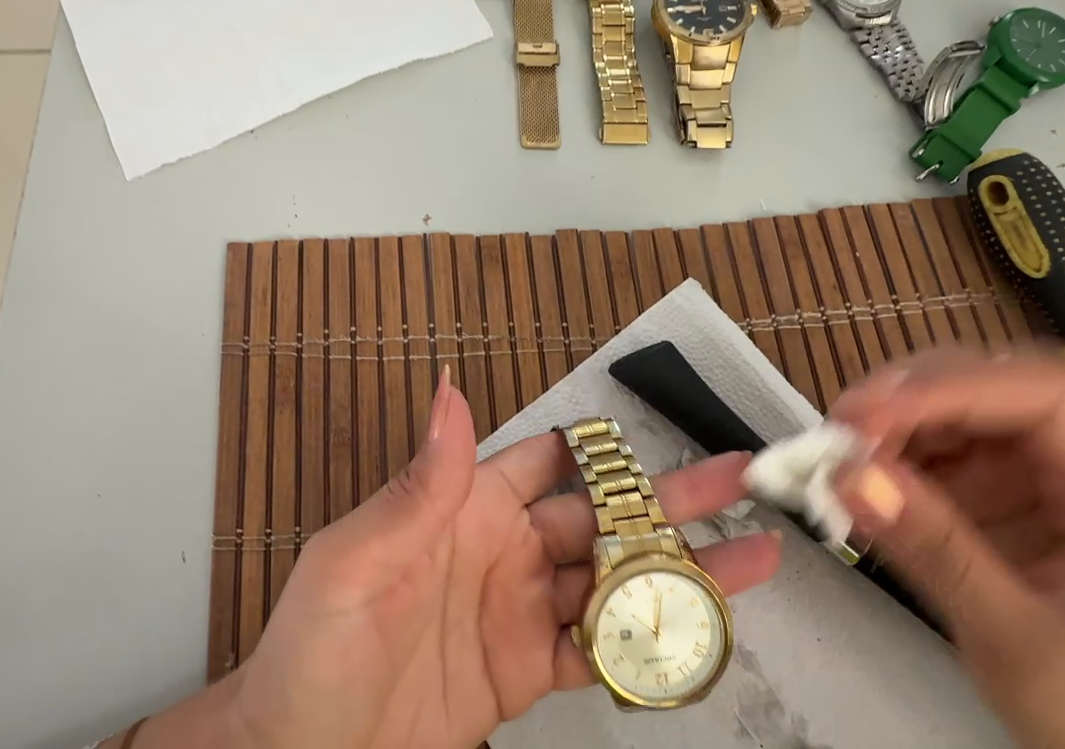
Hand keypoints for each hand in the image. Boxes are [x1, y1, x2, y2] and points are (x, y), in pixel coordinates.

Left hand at [144, 368, 780, 748]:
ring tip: (751, 559)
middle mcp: (496, 549)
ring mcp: (515, 610)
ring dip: (680, 572)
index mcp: (459, 507)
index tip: (663, 435)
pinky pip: (598, 650)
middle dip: (668, 503)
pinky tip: (696, 631)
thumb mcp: (359, 559)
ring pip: (612, 581)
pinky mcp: (523, 669)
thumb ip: (419, 485)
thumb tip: (448, 396)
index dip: (604, 449)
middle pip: (599, 518)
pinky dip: (647, 642)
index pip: (547, 462)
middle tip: (736, 484)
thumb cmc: (313, 647)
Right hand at [828, 352, 1064, 748]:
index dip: (951, 390)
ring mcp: (1043, 479)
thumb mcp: (1022, 647)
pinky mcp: (1001, 496)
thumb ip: (938, 555)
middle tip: (837, 431)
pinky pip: (936, 448)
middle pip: (997, 387)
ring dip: (890, 422)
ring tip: (836, 457)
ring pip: (958, 408)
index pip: (1046, 398)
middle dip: (911, 398)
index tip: (862, 419)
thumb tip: (846, 474)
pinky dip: (886, 453)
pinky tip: (854, 478)